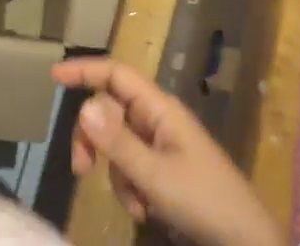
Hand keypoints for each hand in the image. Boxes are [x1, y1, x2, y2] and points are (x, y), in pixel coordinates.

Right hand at [53, 58, 282, 245]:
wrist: (245, 242)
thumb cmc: (204, 201)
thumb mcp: (155, 176)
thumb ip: (117, 143)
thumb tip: (84, 107)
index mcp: (161, 109)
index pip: (117, 75)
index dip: (85, 71)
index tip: (53, 77)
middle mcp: (160, 120)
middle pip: (110, 112)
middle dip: (93, 140)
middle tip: (81, 171)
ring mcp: (163, 146)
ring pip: (118, 145)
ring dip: (117, 175)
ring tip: (136, 206)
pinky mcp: (166, 171)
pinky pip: (132, 168)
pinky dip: (131, 189)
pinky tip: (146, 213)